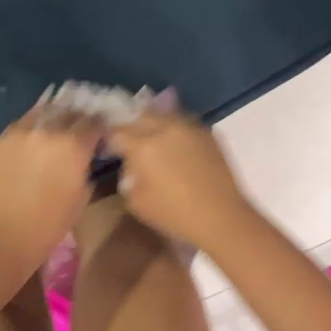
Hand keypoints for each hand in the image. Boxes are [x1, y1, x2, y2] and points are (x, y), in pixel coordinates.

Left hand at [0, 103, 103, 252]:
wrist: (9, 232)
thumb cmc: (53, 221)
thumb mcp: (83, 192)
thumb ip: (86, 164)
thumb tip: (86, 154)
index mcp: (74, 144)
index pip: (94, 121)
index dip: (99, 126)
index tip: (99, 134)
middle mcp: (49, 129)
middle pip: (70, 110)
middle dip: (78, 117)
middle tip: (79, 127)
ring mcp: (22, 131)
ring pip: (44, 110)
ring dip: (55, 115)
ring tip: (57, 124)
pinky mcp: (2, 138)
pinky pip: (22, 122)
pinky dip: (33, 124)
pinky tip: (35, 133)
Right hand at [106, 107, 260, 250]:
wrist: (221, 216)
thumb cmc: (174, 214)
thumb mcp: (136, 201)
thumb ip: (128, 174)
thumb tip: (132, 162)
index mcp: (143, 145)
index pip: (117, 130)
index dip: (108, 135)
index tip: (108, 143)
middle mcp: (164, 128)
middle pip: (139, 114)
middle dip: (130, 123)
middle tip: (128, 137)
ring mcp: (188, 127)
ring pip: (163, 113)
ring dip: (153, 122)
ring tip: (151, 135)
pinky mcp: (207, 132)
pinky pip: (183, 122)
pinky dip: (174, 128)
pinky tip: (174, 142)